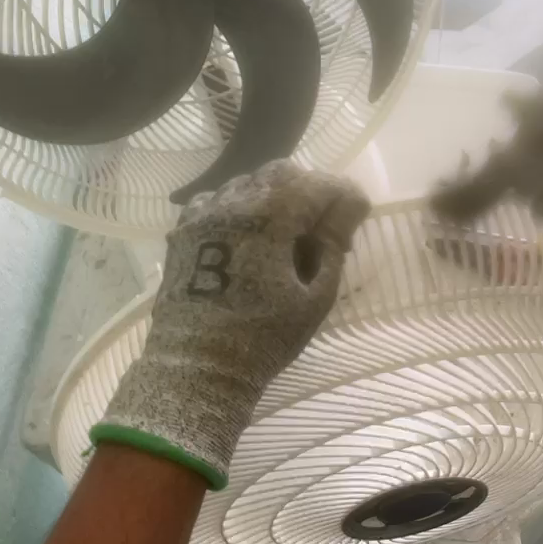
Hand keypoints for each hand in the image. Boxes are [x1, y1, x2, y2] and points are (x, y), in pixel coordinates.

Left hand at [92, 160, 370, 488]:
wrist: (198, 368)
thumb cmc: (264, 339)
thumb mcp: (314, 298)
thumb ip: (331, 247)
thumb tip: (346, 213)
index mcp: (269, 219)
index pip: (317, 185)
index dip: (344, 194)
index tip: (359, 212)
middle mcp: (233, 204)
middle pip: (281, 175)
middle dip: (310, 190)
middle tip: (326, 222)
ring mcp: (203, 216)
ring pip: (247, 184)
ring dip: (275, 197)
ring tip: (289, 229)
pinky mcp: (183, 234)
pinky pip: (216, 202)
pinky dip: (239, 208)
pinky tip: (247, 234)